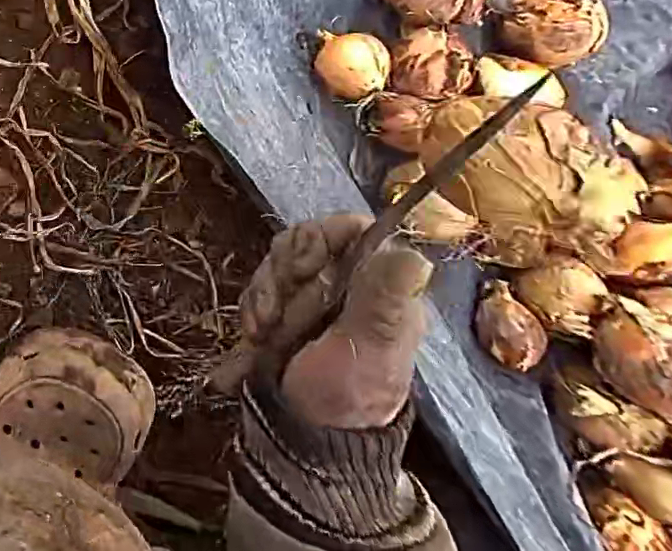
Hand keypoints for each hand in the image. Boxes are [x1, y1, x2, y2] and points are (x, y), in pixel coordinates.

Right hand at [239, 214, 431, 428]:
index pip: (354, 229)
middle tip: (276, 313)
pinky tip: (254, 333)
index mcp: (382, 289)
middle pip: (309, 239)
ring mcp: (317, 292)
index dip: (322, 236)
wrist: (301, 443)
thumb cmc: (341, 400)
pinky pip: (263, 280)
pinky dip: (254, 303)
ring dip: (264, 291)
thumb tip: (417, 257)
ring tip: (262, 330)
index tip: (302, 268)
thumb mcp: (364, 354)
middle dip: (284, 273)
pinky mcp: (287, 303)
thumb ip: (382, 304)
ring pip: (281, 257)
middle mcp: (350, 282)